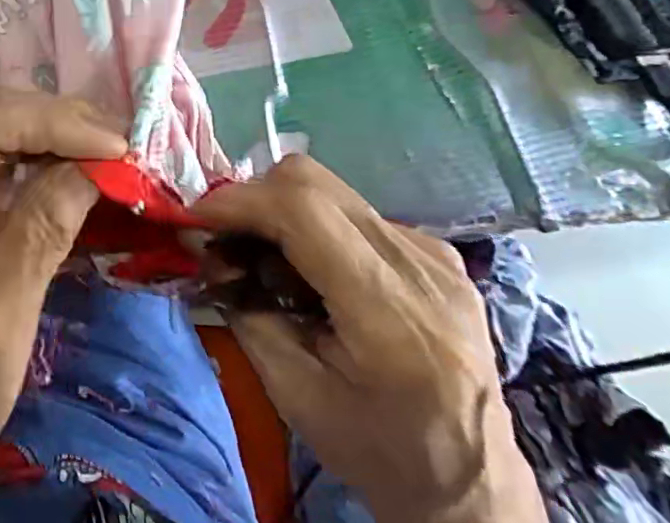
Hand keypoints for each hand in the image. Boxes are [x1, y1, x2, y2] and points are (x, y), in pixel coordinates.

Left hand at [0, 88, 126, 522]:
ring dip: (55, 137)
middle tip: (127, 147)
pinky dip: (43, 162)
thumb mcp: (0, 314)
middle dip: (58, 123)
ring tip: (116, 154)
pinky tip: (81, 171)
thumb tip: (98, 163)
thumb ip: (43, 229)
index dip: (54, 122)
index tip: (120, 146)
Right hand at [189, 155, 544, 522]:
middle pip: (311, 182)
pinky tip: (308, 270)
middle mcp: (421, 269)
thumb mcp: (291, 390)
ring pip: (327, 188)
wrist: (475, 487)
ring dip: (276, 210)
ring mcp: (435, 255)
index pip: (302, 211)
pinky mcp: (436, 254)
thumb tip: (204, 249)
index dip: (237, 202)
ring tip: (261, 258)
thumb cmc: (377, 449)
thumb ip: (243, 309)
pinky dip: (310, 225)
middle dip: (249, 199)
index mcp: (391, 314)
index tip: (194, 221)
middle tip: (221, 238)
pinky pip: (351, 210)